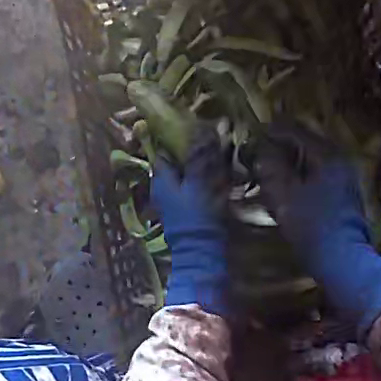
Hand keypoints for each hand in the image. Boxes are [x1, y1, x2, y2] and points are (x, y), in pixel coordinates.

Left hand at [151, 133, 228, 312]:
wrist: (202, 254)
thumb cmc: (197, 217)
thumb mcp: (199, 183)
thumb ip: (200, 156)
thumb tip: (204, 128)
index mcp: (161, 178)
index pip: (163, 149)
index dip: (176, 136)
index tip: (195, 126)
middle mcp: (162, 188)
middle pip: (176, 161)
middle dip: (191, 150)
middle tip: (213, 138)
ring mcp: (173, 201)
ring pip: (185, 174)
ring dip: (199, 165)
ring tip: (220, 154)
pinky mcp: (186, 211)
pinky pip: (193, 187)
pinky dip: (204, 180)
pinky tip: (220, 176)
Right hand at [253, 122, 380, 334]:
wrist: (342, 259)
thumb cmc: (310, 225)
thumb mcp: (282, 194)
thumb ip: (270, 166)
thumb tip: (261, 149)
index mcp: (326, 155)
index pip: (295, 131)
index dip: (271, 131)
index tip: (252, 135)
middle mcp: (339, 160)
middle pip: (306, 143)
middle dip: (281, 145)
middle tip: (257, 150)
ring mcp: (344, 177)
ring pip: (311, 159)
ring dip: (289, 160)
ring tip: (267, 166)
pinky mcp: (343, 194)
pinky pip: (317, 173)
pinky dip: (299, 174)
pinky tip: (285, 184)